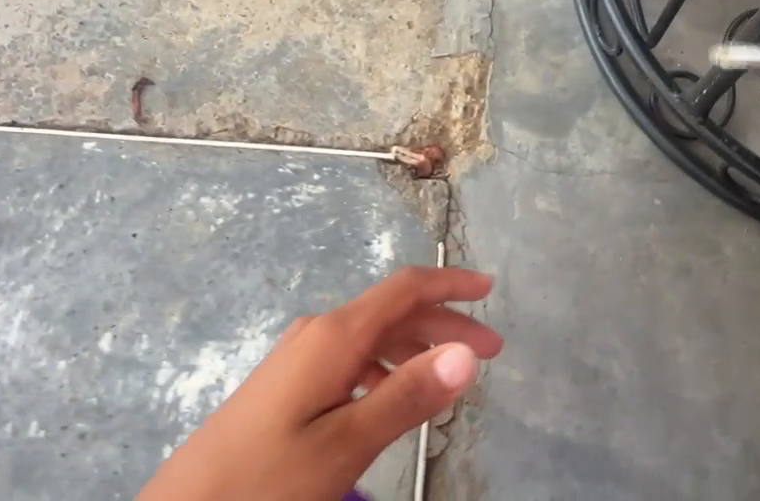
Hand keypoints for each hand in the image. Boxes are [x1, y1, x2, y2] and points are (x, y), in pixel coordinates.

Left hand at [137, 267, 502, 500]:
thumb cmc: (268, 477)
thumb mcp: (345, 445)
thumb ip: (406, 396)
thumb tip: (465, 353)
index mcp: (335, 335)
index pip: (404, 289)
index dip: (450, 282)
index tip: (490, 288)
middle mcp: (319, 331)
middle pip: (393, 310)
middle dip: (444, 322)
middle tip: (490, 351)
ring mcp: (301, 354)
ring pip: (373, 335)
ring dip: (417, 347)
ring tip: (449, 378)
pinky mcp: (290, 380)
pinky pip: (352, 357)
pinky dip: (386, 367)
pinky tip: (393, 397)